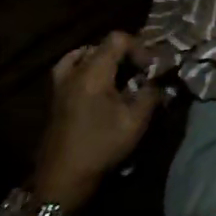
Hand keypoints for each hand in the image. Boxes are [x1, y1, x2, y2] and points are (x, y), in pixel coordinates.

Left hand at [32, 32, 161, 207]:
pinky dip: (85, 67)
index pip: (117, 38)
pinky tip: (95, 84)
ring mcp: (60, 82)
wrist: (63, 177)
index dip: (138, 48)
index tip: (150, 69)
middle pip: (102, 46)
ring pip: (85, 55)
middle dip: (125, 55)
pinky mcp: (55, 96)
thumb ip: (150, 94)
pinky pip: (70, 67)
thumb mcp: (135, 121)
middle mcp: (74, 70)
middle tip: (140, 75)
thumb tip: (160, 81)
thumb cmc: (101, 146)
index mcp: (93, 71)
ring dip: (105, 60)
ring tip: (119, 77)